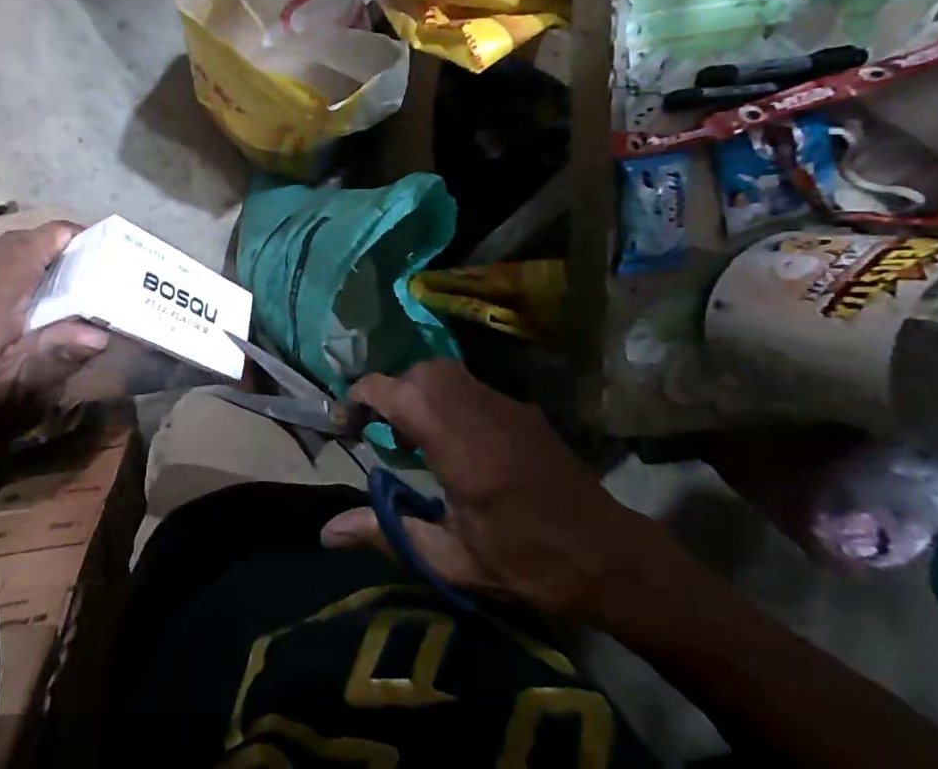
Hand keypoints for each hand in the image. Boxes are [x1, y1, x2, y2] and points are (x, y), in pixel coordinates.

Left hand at [0, 221, 107, 460]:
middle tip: (85, 250)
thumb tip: (99, 332)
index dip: (53, 238)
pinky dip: (15, 258)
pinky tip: (35, 274)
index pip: (16, 259)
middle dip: (48, 239)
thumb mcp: (33, 392)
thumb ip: (60, 355)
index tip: (89, 237)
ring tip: (64, 259)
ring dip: (32, 247)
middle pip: (7, 246)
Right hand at [321, 360, 686, 624]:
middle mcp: (481, 414)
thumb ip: (387, 534)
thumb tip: (327, 532)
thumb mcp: (451, 560)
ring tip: (417, 438)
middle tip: (385, 435)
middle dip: (392, 392)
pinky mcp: (523, 411)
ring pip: (446, 372)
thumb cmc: (528, 565)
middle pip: (421, 372)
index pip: (398, 393)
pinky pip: (470, 386)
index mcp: (460, 450)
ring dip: (419, 392)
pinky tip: (454, 442)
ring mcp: (506, 407)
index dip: (362, 397)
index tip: (346, 424)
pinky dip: (446, 398)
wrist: (611, 559)